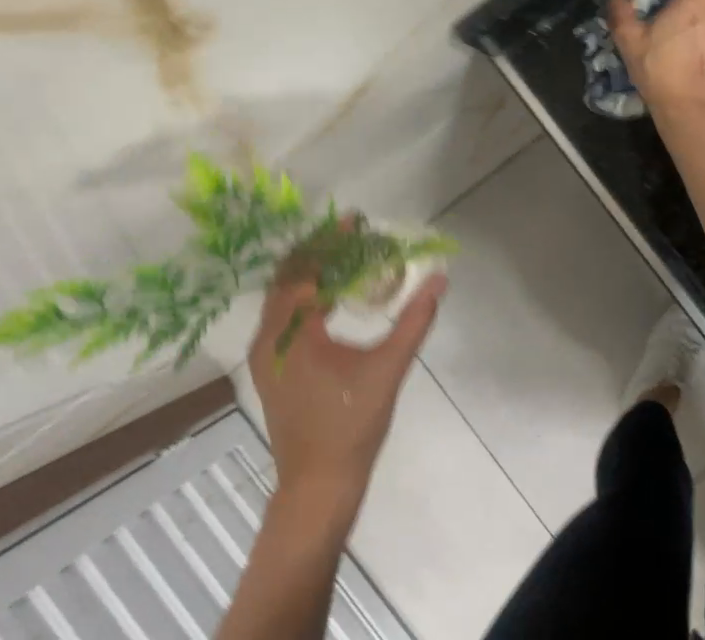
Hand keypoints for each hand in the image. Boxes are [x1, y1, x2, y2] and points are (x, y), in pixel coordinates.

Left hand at [248, 252, 446, 514]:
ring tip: (344, 259)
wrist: (318, 483)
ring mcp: (264, 357)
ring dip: (309, 275)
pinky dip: (303, 299)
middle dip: (318, 253)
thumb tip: (439, 279)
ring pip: (281, 300)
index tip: (356, 220)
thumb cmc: (352, 424)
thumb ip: (415, 320)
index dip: (330, 242)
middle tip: (352, 235)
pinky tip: (331, 301)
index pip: (307, 271)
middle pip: (287, 279)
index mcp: (292, 334)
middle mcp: (269, 339)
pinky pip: (282, 319)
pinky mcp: (270, 371)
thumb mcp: (389, 368)